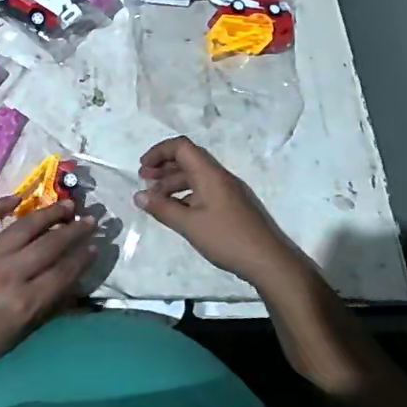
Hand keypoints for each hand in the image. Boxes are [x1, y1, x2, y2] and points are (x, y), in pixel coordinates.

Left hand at [0, 196, 94, 387]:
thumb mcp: (17, 335)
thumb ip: (44, 307)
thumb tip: (69, 284)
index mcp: (24, 302)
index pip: (63, 272)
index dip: (83, 258)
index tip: (96, 246)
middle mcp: (9, 273)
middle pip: (51, 245)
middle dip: (75, 231)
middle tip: (91, 220)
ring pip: (25, 226)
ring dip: (49, 213)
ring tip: (67, 205)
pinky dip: (1, 204)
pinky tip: (19, 198)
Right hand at [135, 136, 306, 285]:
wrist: (268, 260)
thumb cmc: (226, 238)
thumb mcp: (189, 225)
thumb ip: (162, 209)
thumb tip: (138, 196)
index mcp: (209, 174)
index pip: (182, 147)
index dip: (159, 152)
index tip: (142, 167)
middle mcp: (220, 176)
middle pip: (188, 160)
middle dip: (163, 167)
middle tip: (144, 180)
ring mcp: (228, 191)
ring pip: (195, 177)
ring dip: (173, 183)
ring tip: (154, 199)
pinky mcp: (232, 205)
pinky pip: (204, 190)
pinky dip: (185, 195)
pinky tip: (176, 211)